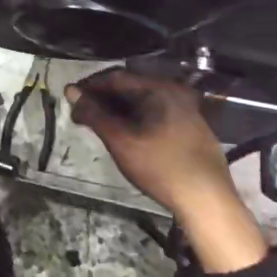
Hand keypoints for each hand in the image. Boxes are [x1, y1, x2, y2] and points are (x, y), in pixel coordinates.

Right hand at [65, 69, 228, 212]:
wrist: (207, 200)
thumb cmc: (161, 167)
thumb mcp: (121, 141)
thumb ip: (95, 114)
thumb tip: (71, 92)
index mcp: (160, 88)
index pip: (116, 77)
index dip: (90, 86)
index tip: (69, 98)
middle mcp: (174, 91)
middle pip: (130, 88)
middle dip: (103, 100)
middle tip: (80, 115)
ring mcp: (184, 108)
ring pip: (142, 102)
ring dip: (117, 110)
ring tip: (97, 125)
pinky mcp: (189, 125)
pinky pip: (154, 112)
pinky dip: (135, 118)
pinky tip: (123, 133)